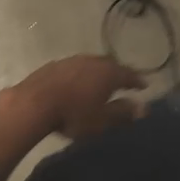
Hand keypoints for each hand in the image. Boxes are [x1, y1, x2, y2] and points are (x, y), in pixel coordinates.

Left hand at [3, 55, 144, 139]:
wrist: (35, 102)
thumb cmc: (74, 114)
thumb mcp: (102, 120)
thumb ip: (122, 112)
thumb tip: (144, 107)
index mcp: (107, 73)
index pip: (127, 74)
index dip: (137, 80)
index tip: (144, 85)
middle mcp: (92, 61)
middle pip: (110, 64)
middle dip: (119, 72)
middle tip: (125, 81)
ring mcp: (73, 60)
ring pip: (93, 63)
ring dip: (100, 71)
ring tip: (103, 80)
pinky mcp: (57, 64)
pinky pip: (77, 66)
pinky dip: (84, 73)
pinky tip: (80, 81)